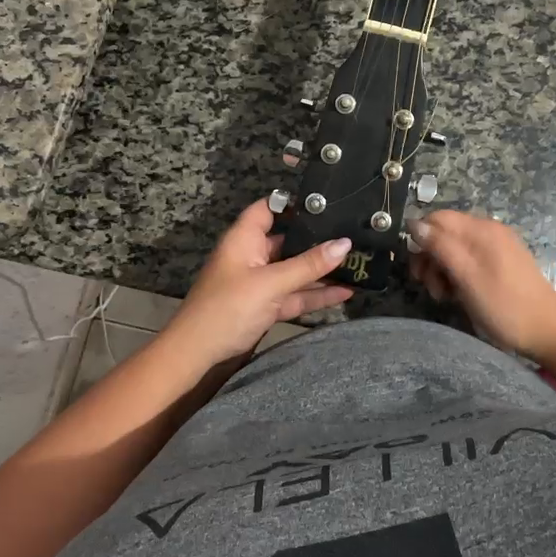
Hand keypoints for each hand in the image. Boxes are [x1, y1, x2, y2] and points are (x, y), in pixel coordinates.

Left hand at [164, 199, 355, 364]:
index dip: (294, 202)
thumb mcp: (271, 284)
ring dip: (322, 270)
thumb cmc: (228, 307)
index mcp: (245, 238)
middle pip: (288, 240)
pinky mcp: (266, 305)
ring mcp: (259, 282)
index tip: (327, 201)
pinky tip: (345, 292)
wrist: (196, 354)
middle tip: (354, 232)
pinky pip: (295, 294)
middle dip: (318, 238)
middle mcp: (253, 255)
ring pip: (295, 270)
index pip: (269, 208)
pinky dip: (316, 294)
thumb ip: (308, 265)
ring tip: (359, 263)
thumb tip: (344, 243)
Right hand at [412, 210, 555, 362]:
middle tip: (432, 288)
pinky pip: (471, 260)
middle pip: (445, 233)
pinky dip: (459, 275)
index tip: (418, 271)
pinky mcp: (502, 263)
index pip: (437, 218)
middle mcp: (489, 231)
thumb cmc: (504, 305)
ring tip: (445, 296)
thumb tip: (414, 224)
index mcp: (481, 229)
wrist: (548, 332)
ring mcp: (498, 247)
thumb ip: (440, 247)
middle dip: (431, 259)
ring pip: (455, 249)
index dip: (421, 240)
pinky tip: (460, 295)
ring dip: (443, 270)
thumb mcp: (467, 277)